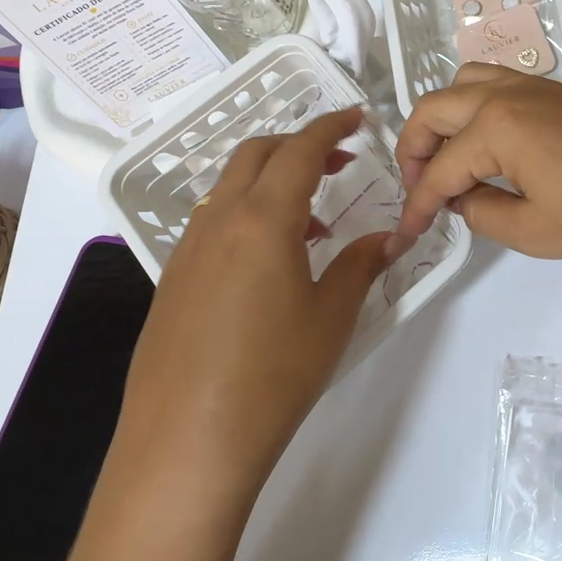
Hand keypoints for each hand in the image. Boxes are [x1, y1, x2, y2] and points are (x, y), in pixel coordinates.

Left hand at [118, 108, 397, 484]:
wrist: (187, 443)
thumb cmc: (273, 373)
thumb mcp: (332, 315)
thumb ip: (361, 265)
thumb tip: (389, 238)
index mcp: (262, 219)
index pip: (299, 150)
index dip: (331, 126)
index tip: (359, 116)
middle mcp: (217, 221)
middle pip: (256, 155)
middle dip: (299, 145)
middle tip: (341, 160)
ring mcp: (187, 251)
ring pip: (229, 188)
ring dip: (272, 182)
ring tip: (316, 222)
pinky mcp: (172, 282)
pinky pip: (213, 222)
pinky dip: (248, 215)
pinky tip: (273, 262)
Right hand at [394, 65, 561, 258]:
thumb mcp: (534, 231)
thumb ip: (482, 214)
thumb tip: (464, 198)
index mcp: (495, 126)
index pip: (439, 168)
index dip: (418, 204)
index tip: (408, 231)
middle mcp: (506, 94)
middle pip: (435, 108)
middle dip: (414, 149)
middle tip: (419, 189)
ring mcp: (532, 85)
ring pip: (463, 84)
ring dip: (442, 118)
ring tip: (447, 161)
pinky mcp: (555, 90)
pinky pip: (493, 84)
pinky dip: (472, 108)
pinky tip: (484, 146)